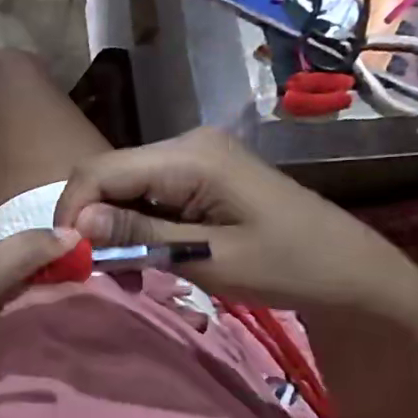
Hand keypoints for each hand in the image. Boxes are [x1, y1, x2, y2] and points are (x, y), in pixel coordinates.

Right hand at [54, 129, 417, 318]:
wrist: (346, 269)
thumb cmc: (285, 266)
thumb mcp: (207, 258)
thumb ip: (141, 234)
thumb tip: (77, 222)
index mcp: (190, 157)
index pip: (101, 170)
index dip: (73, 211)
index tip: (71, 259)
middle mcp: (187, 144)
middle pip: (110, 175)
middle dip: (93, 222)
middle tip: (100, 272)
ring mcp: (196, 156)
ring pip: (126, 186)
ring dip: (115, 227)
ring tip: (130, 272)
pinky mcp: (201, 174)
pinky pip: (150, 194)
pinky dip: (138, 225)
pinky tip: (149, 255)